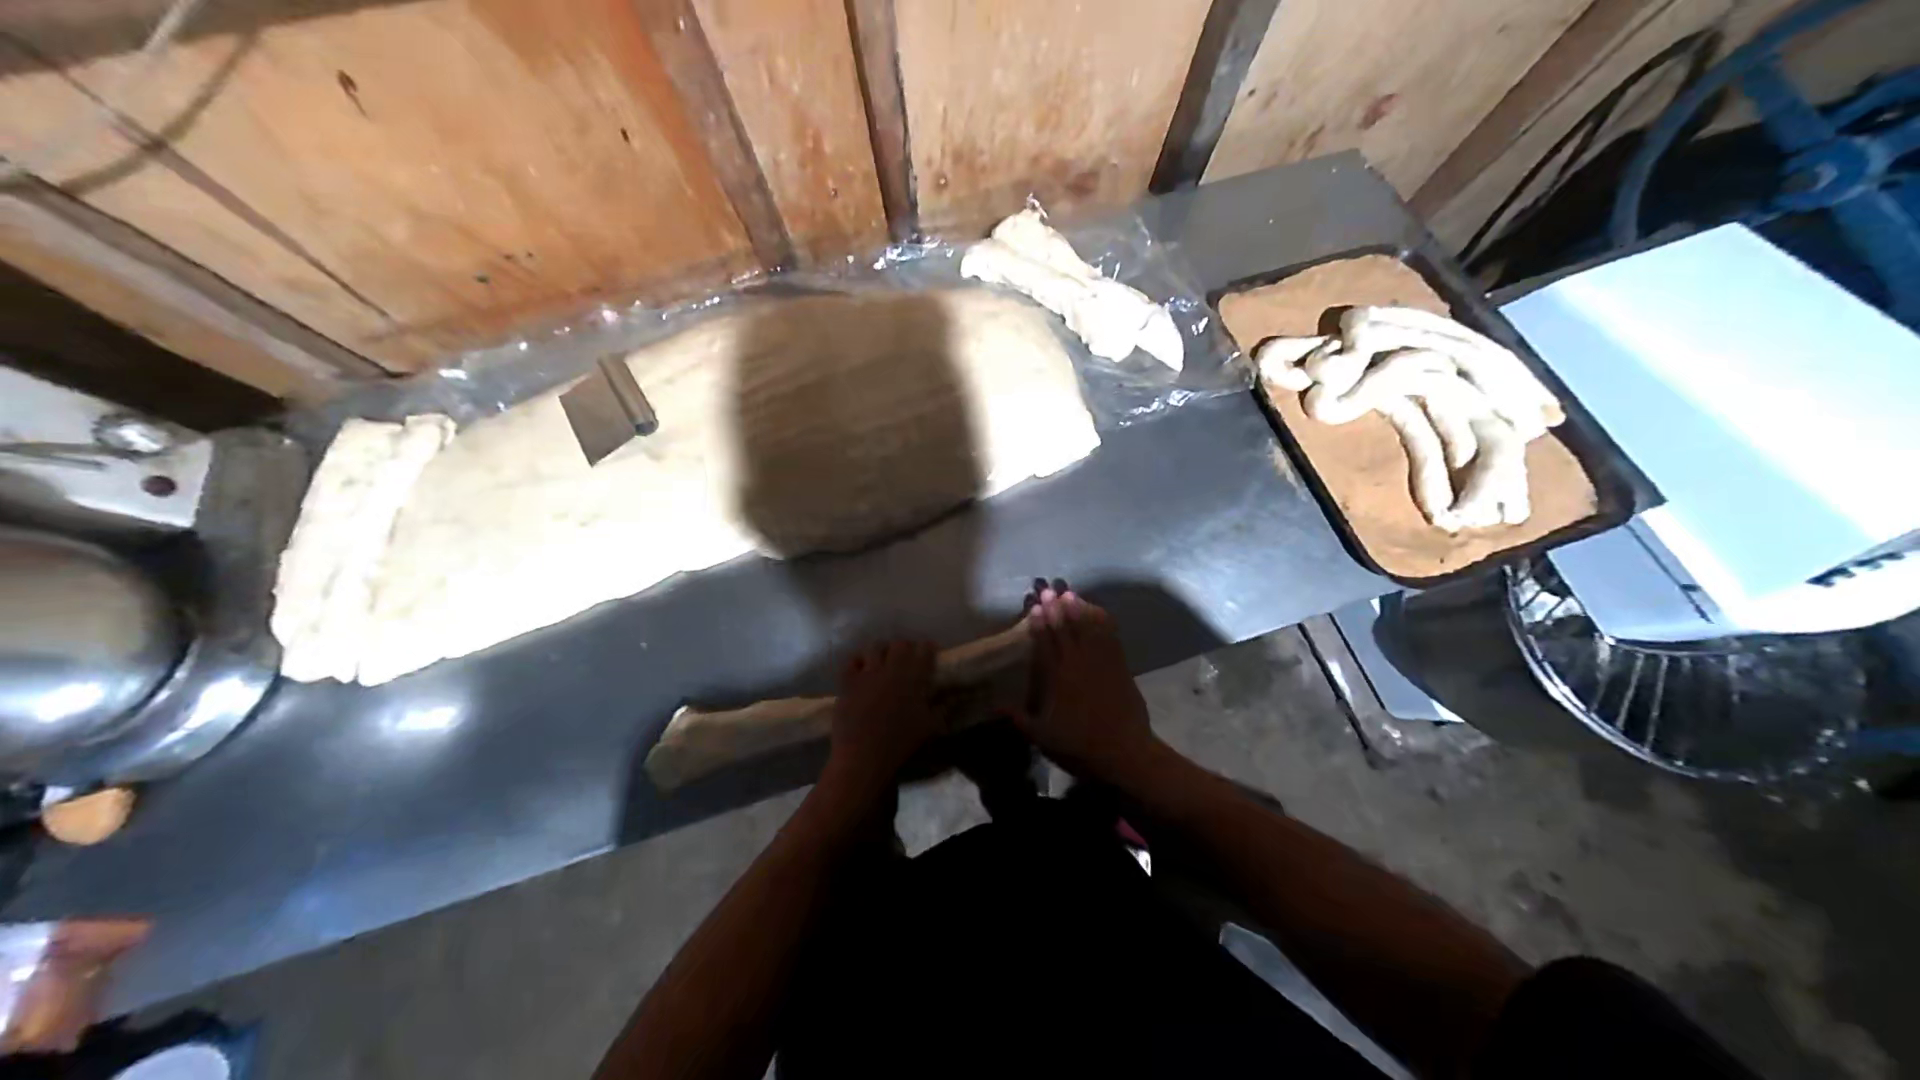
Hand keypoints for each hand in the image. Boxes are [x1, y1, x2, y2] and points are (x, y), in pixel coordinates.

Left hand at [825, 640, 939, 791]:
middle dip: (906, 647)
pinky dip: (858, 661)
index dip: (929, 648)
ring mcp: (867, 674)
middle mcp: (890, 669)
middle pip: (900, 644)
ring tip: (884, 660)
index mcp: (913, 678)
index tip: (931, 651)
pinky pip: (851, 661)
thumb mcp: (928, 728)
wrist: (862, 756)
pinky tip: (862, 669)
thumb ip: (942, 710)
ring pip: (875, 648)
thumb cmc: (900, 743)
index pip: (924, 651)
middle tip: (908, 657)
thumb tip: (951, 699)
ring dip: (882, 651)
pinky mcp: (847, 682)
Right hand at [1012, 585, 1162, 783]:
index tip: (1034, 607)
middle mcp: (1077, 665)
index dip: (1039, 625)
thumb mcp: (1041, 736)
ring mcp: (1101, 664)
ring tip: (1070, 594)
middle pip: (1065, 631)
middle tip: (1048, 590)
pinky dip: (1103, 623)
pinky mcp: (1121, 668)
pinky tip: (1098, 611)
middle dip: (1056, 609)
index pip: (1045, 645)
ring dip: (1079, 610)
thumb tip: (993, 705)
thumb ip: (1017, 718)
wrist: (1123, 753)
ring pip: (1088, 630)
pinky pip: (1110, 638)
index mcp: (1057, 679)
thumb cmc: (1078, 746)